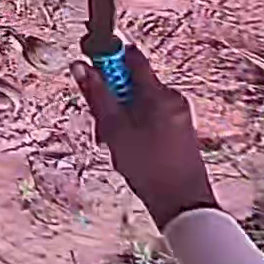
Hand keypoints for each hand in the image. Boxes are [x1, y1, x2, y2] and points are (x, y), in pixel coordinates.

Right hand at [72, 49, 217, 228]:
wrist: (184, 208)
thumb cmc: (150, 168)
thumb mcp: (114, 128)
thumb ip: (96, 93)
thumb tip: (79, 65)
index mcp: (159, 94)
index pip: (130, 55)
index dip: (108, 55)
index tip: (92, 66)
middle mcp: (172, 98)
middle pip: (133, 78)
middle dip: (112, 90)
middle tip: (100, 112)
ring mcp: (179, 114)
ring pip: (140, 96)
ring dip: (122, 108)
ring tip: (113, 134)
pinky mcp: (180, 128)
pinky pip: (152, 111)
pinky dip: (135, 118)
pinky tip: (127, 141)